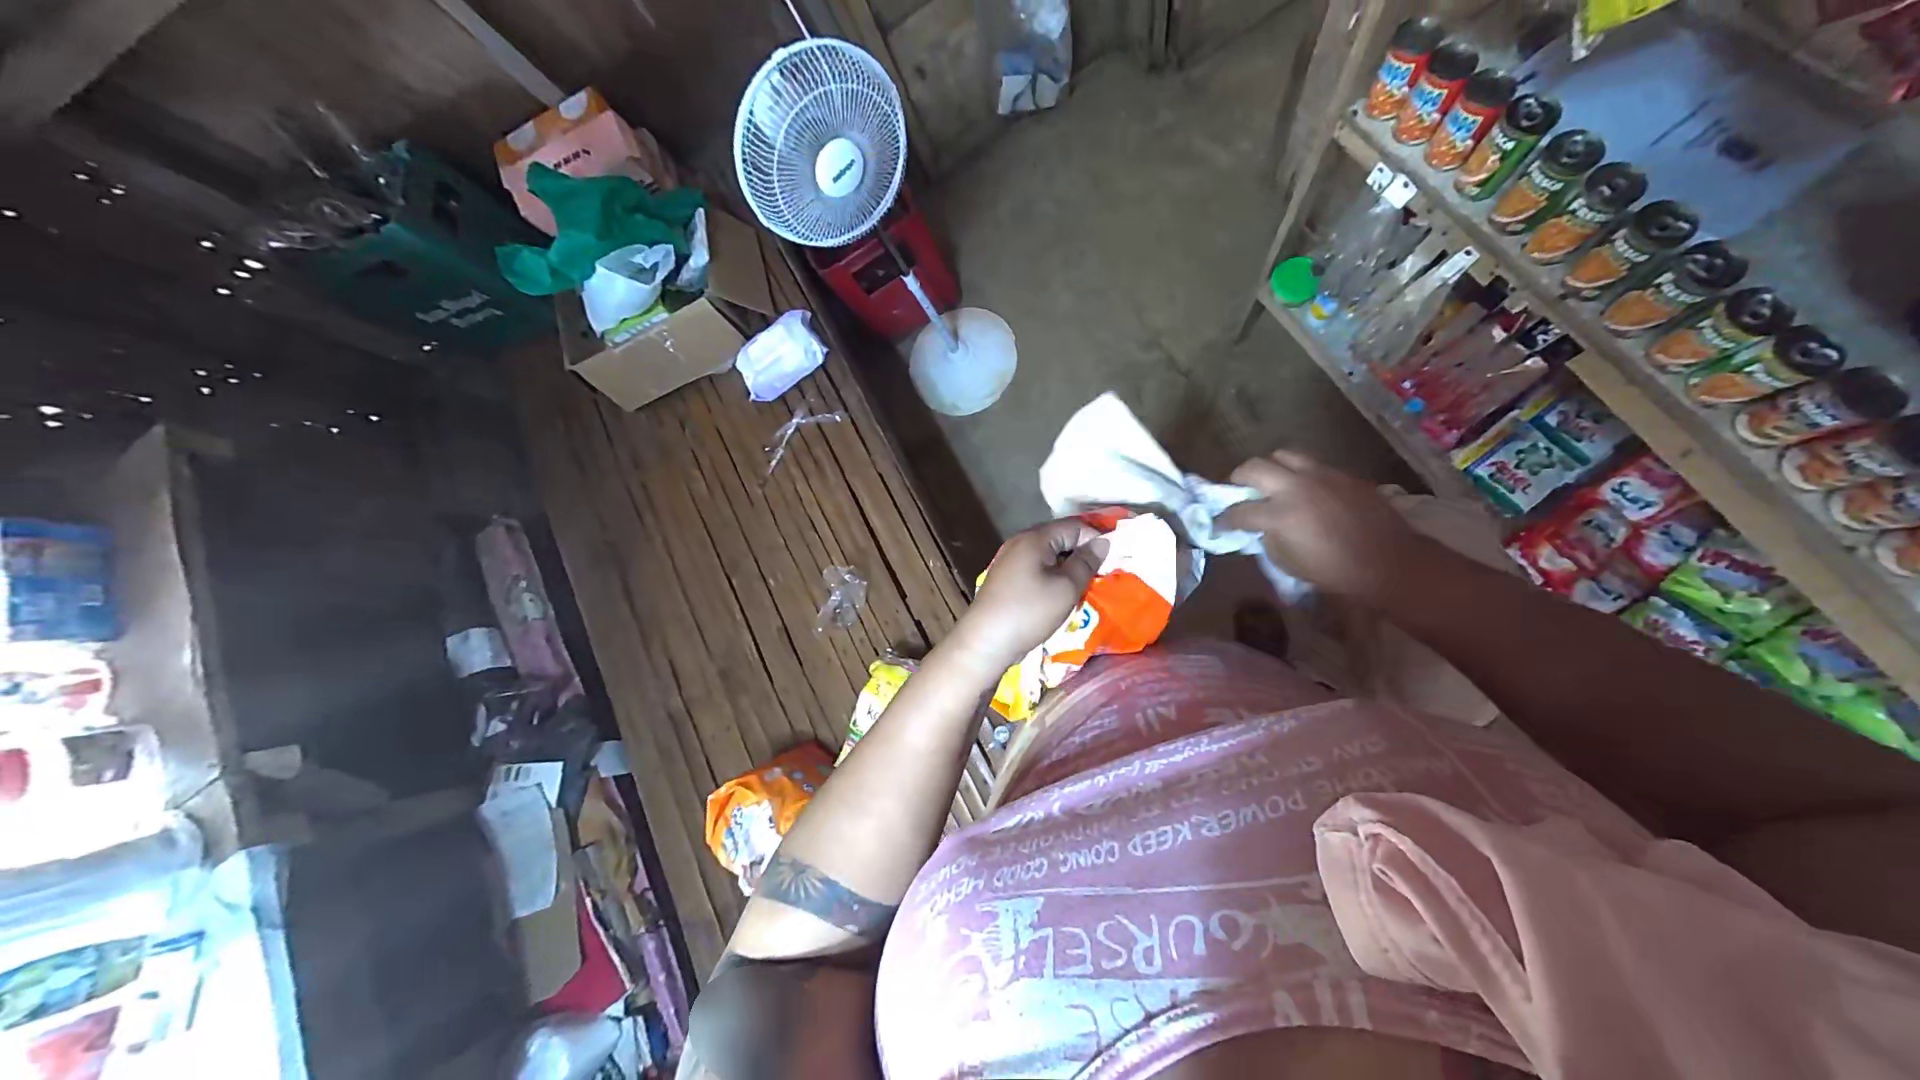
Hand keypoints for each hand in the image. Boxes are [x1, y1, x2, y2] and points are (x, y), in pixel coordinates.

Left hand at [952, 519, 1108, 669]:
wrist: (985, 641)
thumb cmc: (1029, 611)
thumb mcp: (1066, 587)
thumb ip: (1086, 562)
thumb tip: (1102, 542)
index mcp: (1034, 538)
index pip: (1074, 525)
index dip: (1097, 538)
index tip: (1115, 558)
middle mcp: (1020, 542)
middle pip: (1060, 538)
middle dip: (1083, 553)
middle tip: (1104, 573)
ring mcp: (1010, 560)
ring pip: (1049, 556)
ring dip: (1069, 567)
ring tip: (1087, 585)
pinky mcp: (1007, 579)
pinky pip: (1037, 570)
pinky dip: (1053, 577)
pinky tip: (1063, 594)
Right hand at [1218, 450, 1432, 599]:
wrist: (1390, 562)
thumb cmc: (1335, 571)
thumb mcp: (1287, 562)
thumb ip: (1267, 539)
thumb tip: (1261, 528)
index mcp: (1279, 514)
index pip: (1238, 510)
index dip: (1224, 519)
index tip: (1219, 524)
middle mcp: (1296, 487)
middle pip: (1253, 467)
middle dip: (1238, 478)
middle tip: (1239, 491)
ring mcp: (1321, 476)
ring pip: (1283, 455)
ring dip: (1270, 468)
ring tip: (1272, 483)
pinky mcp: (1342, 474)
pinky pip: (1312, 465)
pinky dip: (1299, 474)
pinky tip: (1305, 491)